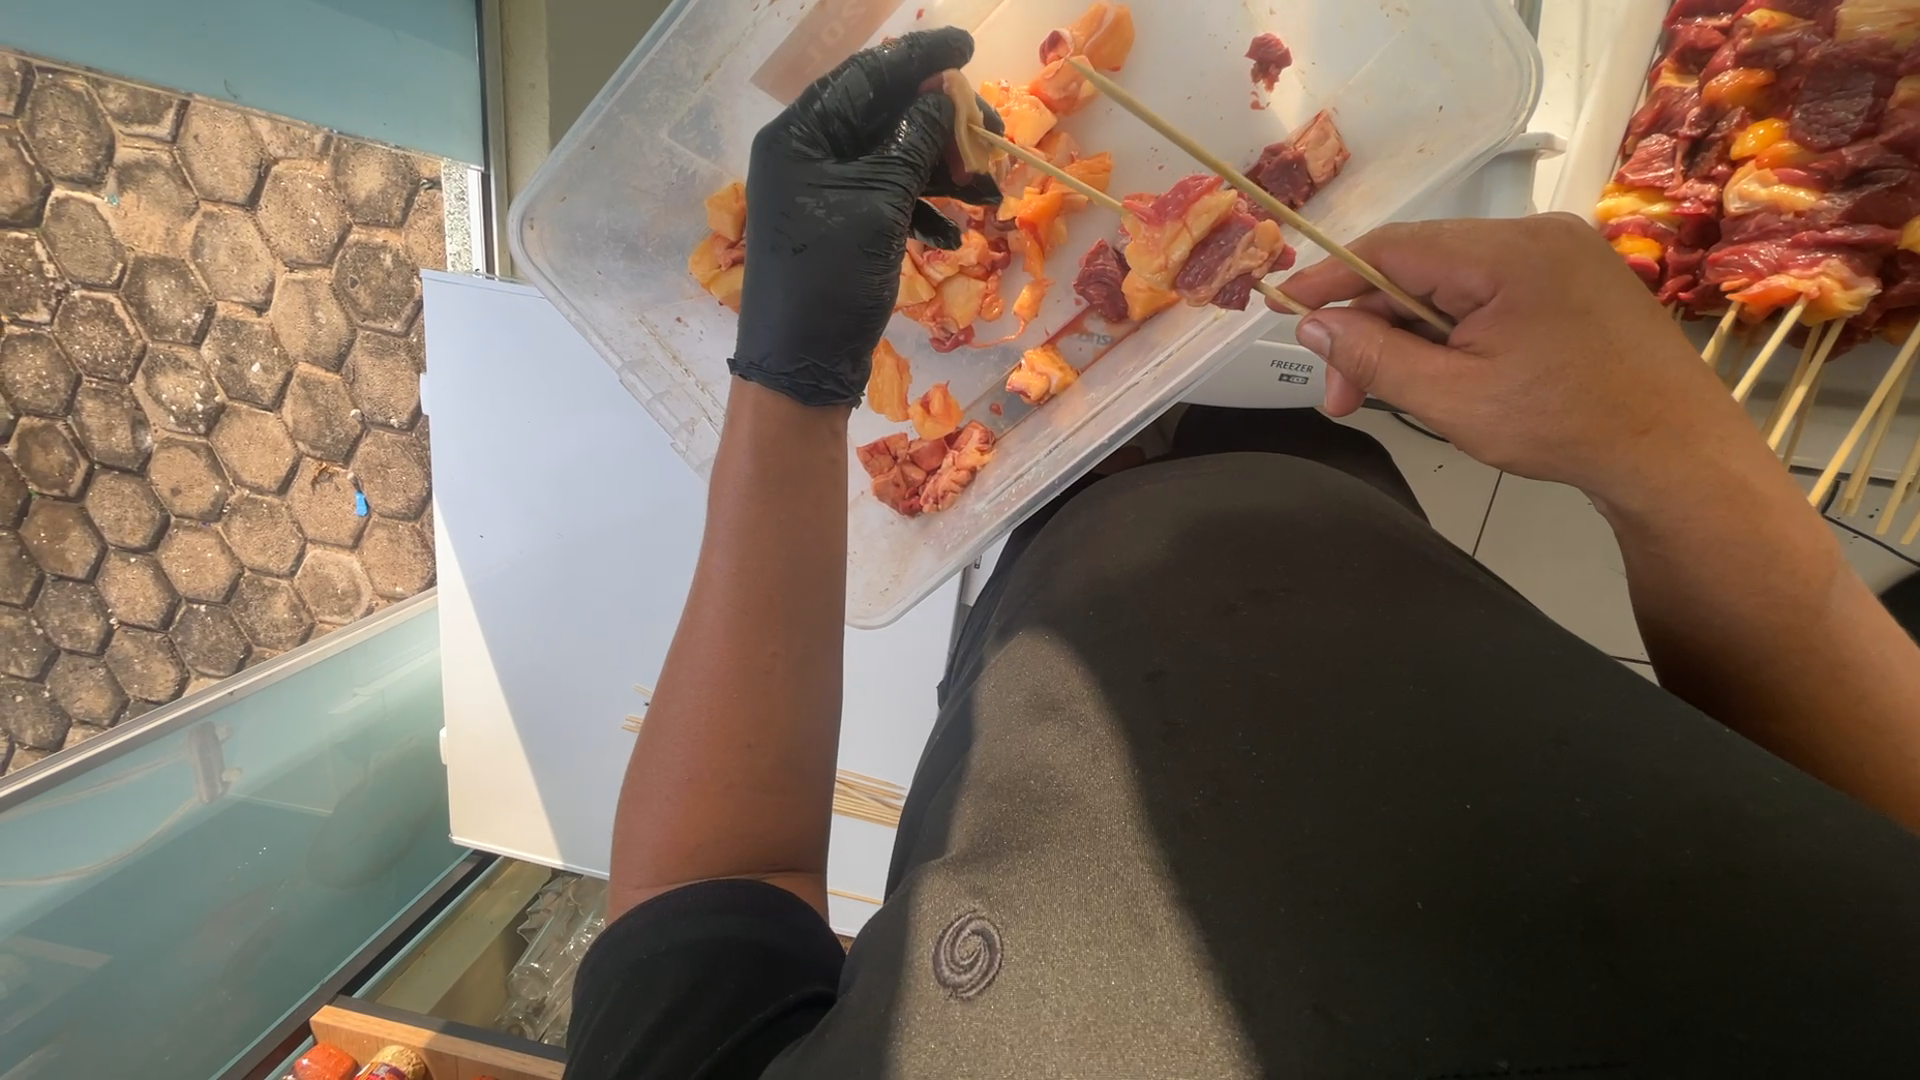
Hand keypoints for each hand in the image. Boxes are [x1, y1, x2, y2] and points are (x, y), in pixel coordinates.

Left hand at [731, 28, 1002, 407]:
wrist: (803, 368)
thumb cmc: (831, 281)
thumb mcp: (878, 206)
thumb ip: (912, 145)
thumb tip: (940, 97)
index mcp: (800, 135)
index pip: (865, 77)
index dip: (918, 59)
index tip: (965, 51)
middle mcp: (808, 157)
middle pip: (884, 120)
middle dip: (942, 128)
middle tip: (993, 134)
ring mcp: (825, 197)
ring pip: (893, 165)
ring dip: (942, 176)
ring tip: (990, 192)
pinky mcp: (842, 232)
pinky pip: (888, 204)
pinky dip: (923, 214)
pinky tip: (955, 236)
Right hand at [1275, 214, 1767, 508]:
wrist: (1671, 452)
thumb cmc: (1559, 425)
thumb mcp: (1447, 397)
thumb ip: (1372, 355)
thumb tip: (1309, 324)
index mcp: (1507, 254)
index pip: (1390, 249)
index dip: (1328, 278)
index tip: (1278, 306)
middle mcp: (1532, 236)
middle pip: (1413, 270)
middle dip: (1366, 331)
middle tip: (1340, 397)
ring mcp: (1555, 256)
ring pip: (1443, 285)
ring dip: (1401, 338)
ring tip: (1379, 396)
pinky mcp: (1565, 281)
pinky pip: (1477, 294)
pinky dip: (1440, 333)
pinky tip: (1431, 373)